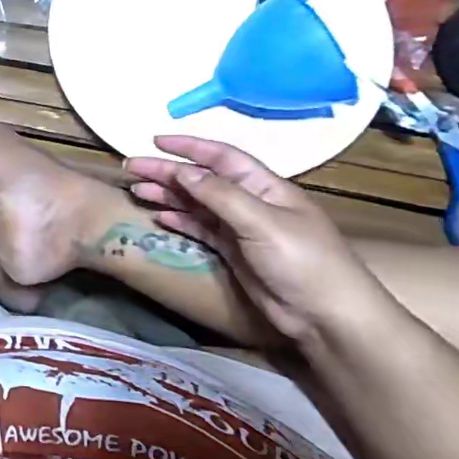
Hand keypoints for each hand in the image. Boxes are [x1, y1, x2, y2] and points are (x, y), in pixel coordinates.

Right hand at [126, 136, 391, 340]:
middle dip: (167, 172)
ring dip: (168, 195)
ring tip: (136, 190)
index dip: (189, 146)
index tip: (155, 141)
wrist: (326, 317)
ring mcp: (241, 229)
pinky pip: (200, 229)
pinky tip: (159, 216)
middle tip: (131, 168)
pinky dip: (179, 220)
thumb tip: (184, 170)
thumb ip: (220, 195)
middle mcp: (250, 202)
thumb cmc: (303, 261)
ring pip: (197, 204)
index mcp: (264, 186)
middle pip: (202, 179)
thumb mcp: (261, 222)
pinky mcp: (234, 253)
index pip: (221, 156)